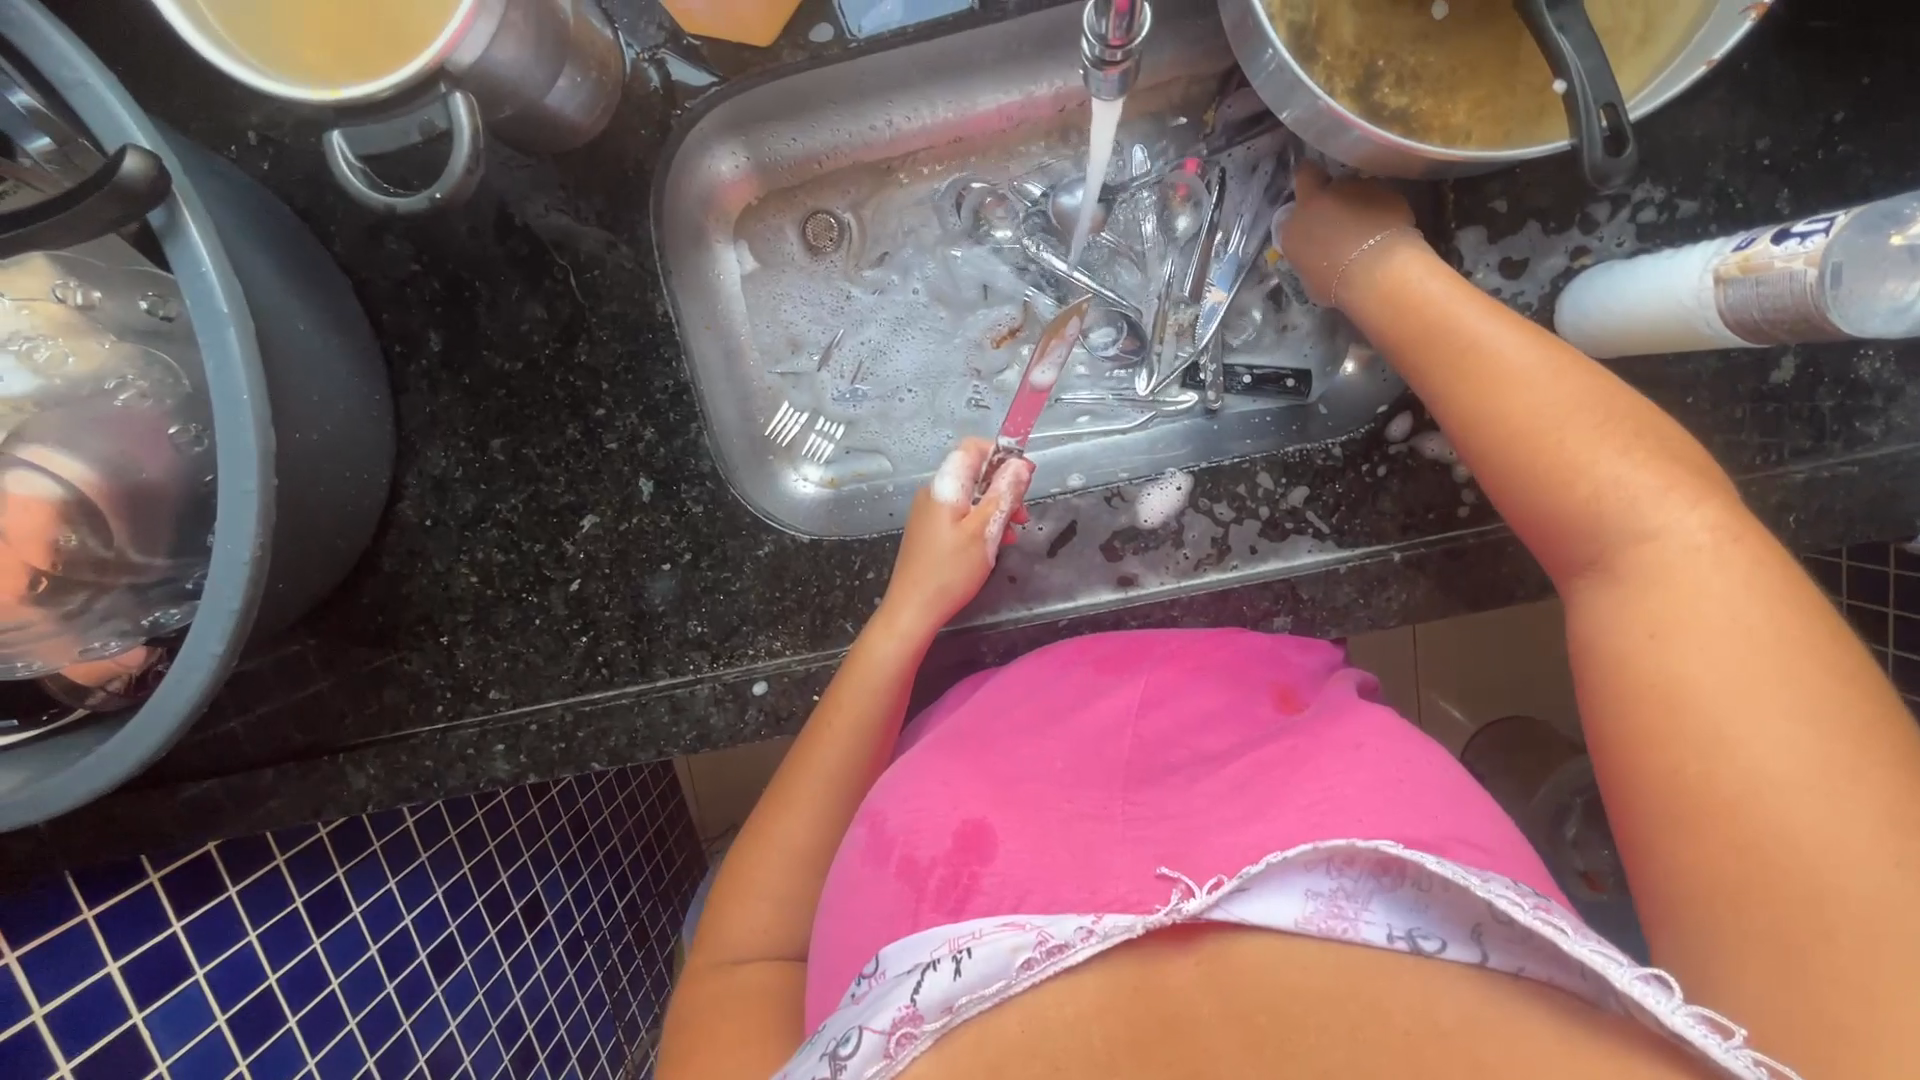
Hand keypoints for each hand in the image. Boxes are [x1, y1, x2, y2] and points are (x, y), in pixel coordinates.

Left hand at [878, 438, 1032, 635]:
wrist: (912, 609)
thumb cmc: (950, 571)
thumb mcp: (985, 531)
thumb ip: (1004, 494)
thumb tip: (1021, 465)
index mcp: (946, 485)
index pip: (973, 448)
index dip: (1002, 455)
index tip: (1025, 477)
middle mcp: (934, 492)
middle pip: (974, 473)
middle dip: (1003, 488)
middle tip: (1022, 513)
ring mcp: (930, 513)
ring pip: (970, 497)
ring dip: (995, 509)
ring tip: (1012, 533)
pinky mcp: (930, 532)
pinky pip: (961, 516)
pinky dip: (981, 523)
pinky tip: (994, 544)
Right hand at [1280, 162, 1431, 307]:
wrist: (1375, 270)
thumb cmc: (1335, 284)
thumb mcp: (1308, 276)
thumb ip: (1309, 255)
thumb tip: (1315, 253)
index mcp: (1293, 226)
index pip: (1288, 211)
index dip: (1298, 208)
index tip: (1307, 216)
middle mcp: (1317, 200)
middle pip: (1310, 174)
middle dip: (1315, 180)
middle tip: (1328, 198)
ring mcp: (1351, 188)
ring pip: (1348, 184)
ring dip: (1353, 196)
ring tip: (1366, 219)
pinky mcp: (1382, 187)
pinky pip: (1377, 192)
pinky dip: (1380, 203)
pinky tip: (1386, 223)